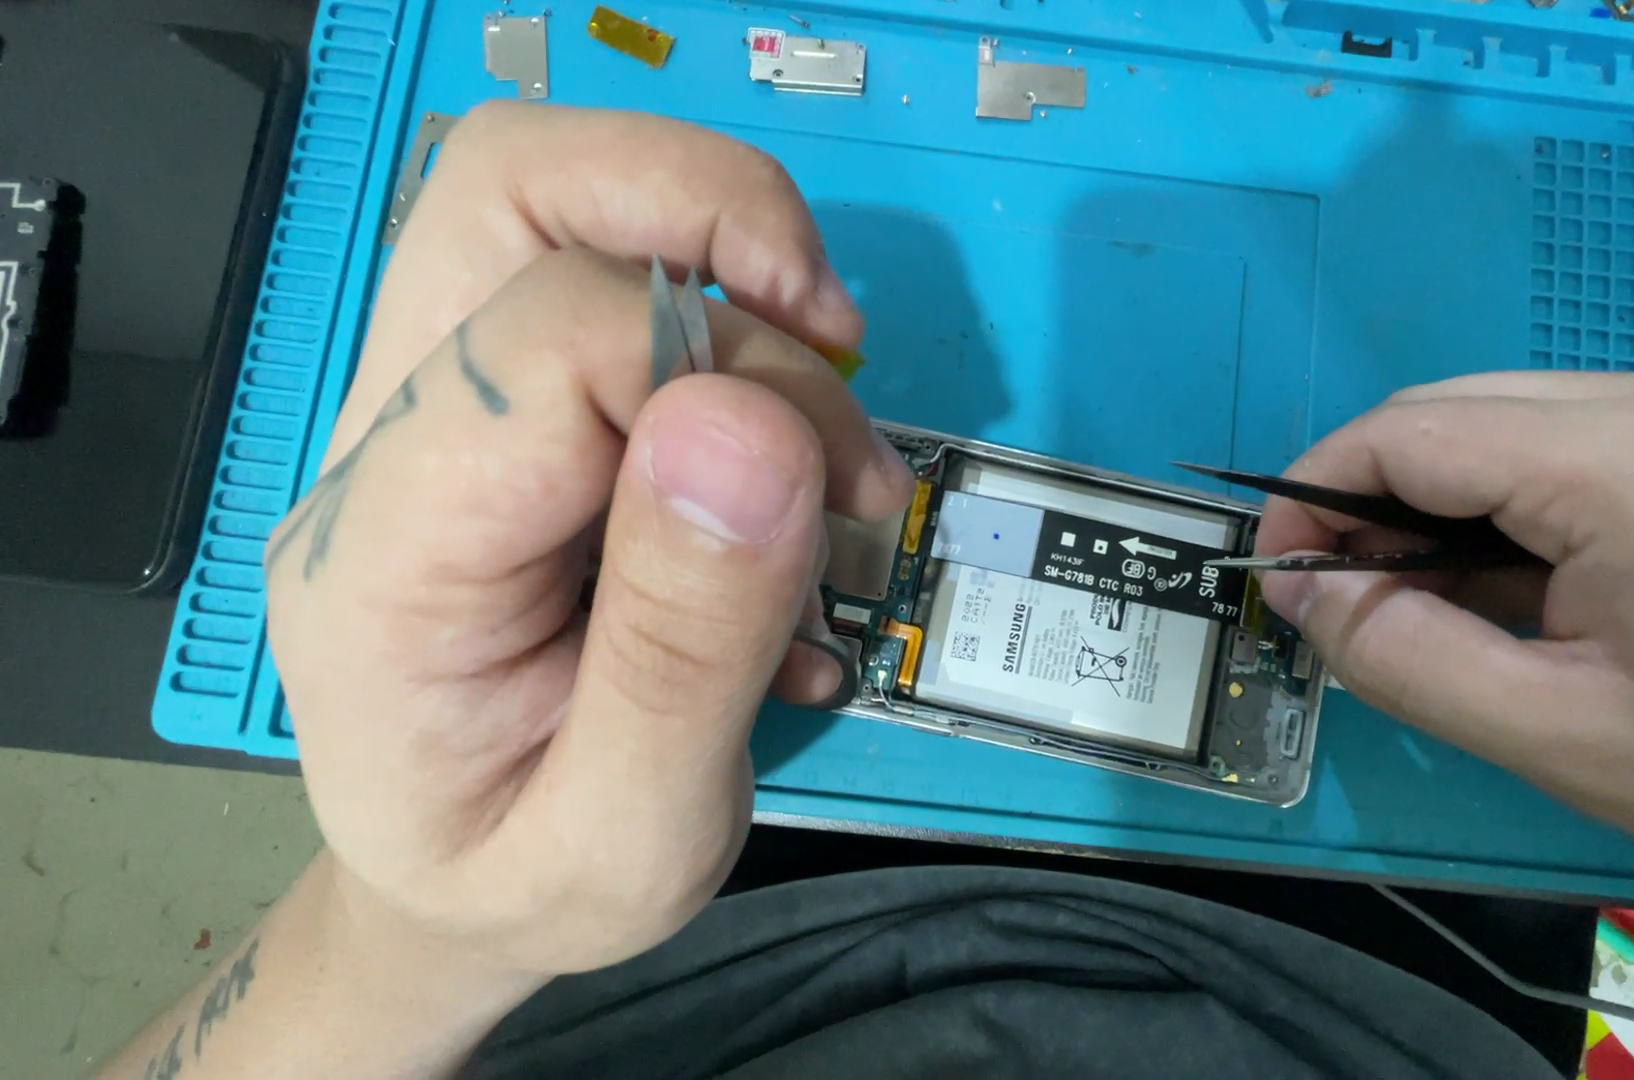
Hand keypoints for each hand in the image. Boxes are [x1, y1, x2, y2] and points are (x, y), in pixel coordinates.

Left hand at [264, 104, 913, 974]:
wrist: (460, 883)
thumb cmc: (534, 874)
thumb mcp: (632, 824)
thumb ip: (688, 643)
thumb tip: (757, 427)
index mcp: (393, 556)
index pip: (559, 340)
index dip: (732, 368)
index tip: (839, 474)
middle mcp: (396, 442)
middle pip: (518, 186)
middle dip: (715, 215)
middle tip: (834, 337)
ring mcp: (448, 413)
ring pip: (561, 204)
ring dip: (731, 261)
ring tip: (822, 415)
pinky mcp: (519, 417)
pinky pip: (620, 290)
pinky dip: (735, 324)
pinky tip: (786, 452)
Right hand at [1257, 370, 1633, 928]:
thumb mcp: (1566, 738)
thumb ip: (1401, 657)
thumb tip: (1297, 590)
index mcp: (1632, 460)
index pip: (1404, 432)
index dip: (1309, 494)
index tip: (1278, 576)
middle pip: (1443, 414)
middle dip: (1359, 497)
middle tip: (1339, 596)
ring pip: (1494, 426)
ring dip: (1423, 504)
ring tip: (1416, 599)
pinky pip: (1557, 449)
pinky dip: (1491, 509)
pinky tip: (1502, 583)